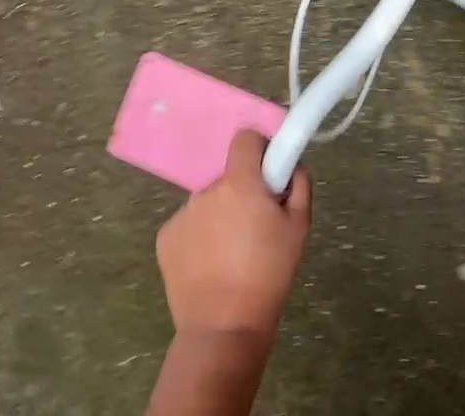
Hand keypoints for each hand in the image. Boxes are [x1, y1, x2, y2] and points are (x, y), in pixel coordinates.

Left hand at [155, 129, 312, 336]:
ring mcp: (181, 214)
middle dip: (244, 191)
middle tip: (258, 225)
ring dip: (222, 215)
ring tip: (234, 253)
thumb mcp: (300, 227)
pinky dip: (201, 236)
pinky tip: (212, 264)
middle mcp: (206, 191)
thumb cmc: (269, 273)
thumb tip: (290, 166)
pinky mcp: (165, 238)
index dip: (259, 148)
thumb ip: (299, 185)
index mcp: (239, 183)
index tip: (269, 170)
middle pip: (229, 177)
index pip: (244, 138)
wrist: (223, 326)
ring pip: (210, 203)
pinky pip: (190, 225)